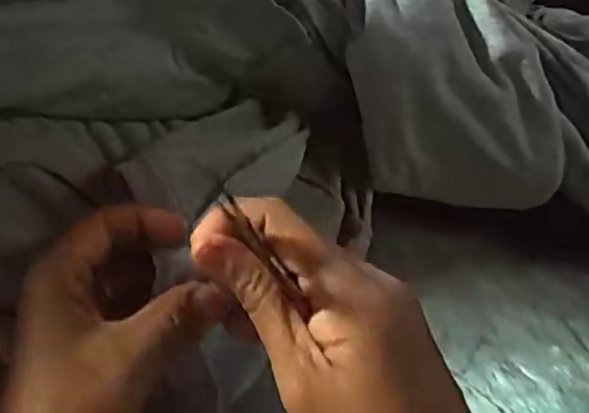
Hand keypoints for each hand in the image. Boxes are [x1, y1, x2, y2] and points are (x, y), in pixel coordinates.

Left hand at [2, 205, 233, 412]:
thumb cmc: (73, 401)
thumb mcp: (126, 359)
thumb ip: (173, 320)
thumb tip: (220, 290)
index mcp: (58, 270)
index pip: (103, 223)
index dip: (145, 221)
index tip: (187, 233)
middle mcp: (59, 282)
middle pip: (110, 249)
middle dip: (153, 253)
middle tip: (197, 262)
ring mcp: (67, 315)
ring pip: (116, 281)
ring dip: (153, 283)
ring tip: (194, 288)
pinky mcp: (78, 345)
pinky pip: (116, 310)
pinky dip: (145, 309)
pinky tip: (175, 319)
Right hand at [190, 197, 467, 412]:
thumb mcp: (300, 372)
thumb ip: (257, 297)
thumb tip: (206, 239)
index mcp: (352, 282)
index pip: (276, 216)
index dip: (229, 220)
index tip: (197, 254)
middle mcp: (373, 275)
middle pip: (292, 240)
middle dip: (244, 256)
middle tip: (210, 295)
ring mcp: (387, 298)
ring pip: (309, 267)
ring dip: (267, 282)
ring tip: (234, 321)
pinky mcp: (391, 322)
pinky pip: (332, 292)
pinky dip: (297, 301)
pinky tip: (273, 331)